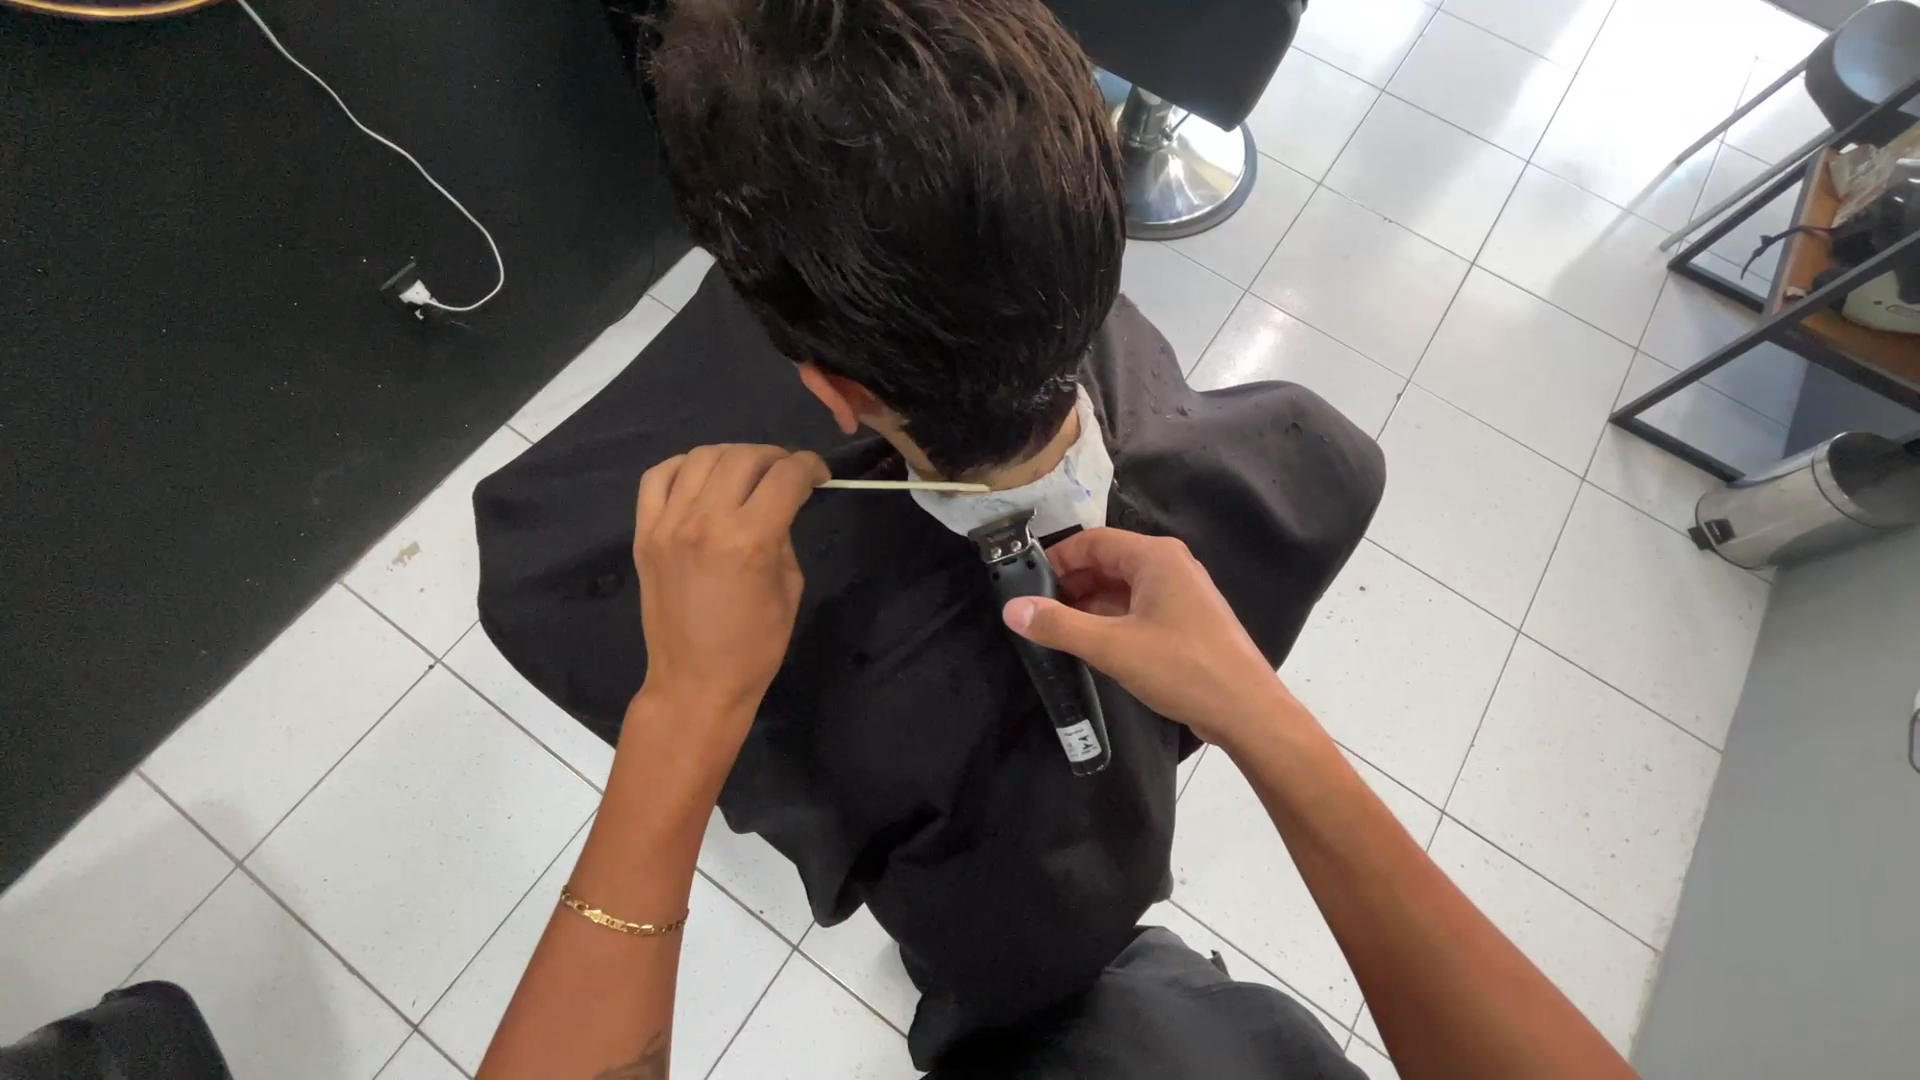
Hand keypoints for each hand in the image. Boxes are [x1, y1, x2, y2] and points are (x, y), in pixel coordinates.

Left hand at [631, 444, 827, 730]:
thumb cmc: (755, 646)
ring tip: (748, 473)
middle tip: (788, 474)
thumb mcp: (790, 588)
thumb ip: (784, 537)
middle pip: (745, 457)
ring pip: (702, 457)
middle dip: (776, 457)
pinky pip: (658, 476)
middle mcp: (706, 521)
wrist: (696, 682)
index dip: (811, 466)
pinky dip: (684, 466)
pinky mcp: (645, 534)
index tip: (819, 474)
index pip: (786, 476)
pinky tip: (703, 479)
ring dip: (734, 456)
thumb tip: (779, 506)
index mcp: (751, 540)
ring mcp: (669, 525)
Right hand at [1002, 528, 1303, 749]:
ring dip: (1087, 604)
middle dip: (1070, 583)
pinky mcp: (1184, 622)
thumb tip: (1011, 609)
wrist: (1248, 712)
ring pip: (1121, 588)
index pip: (1094, 541)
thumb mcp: (1112, 647)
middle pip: (1107, 562)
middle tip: (1035, 608)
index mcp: (1155, 557)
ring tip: (1053, 628)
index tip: (1026, 580)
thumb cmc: (1182, 669)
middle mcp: (1169, 566)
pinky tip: (1087, 643)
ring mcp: (1179, 594)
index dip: (1058, 558)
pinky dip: (1109, 620)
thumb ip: (1058, 626)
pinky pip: (1136, 609)